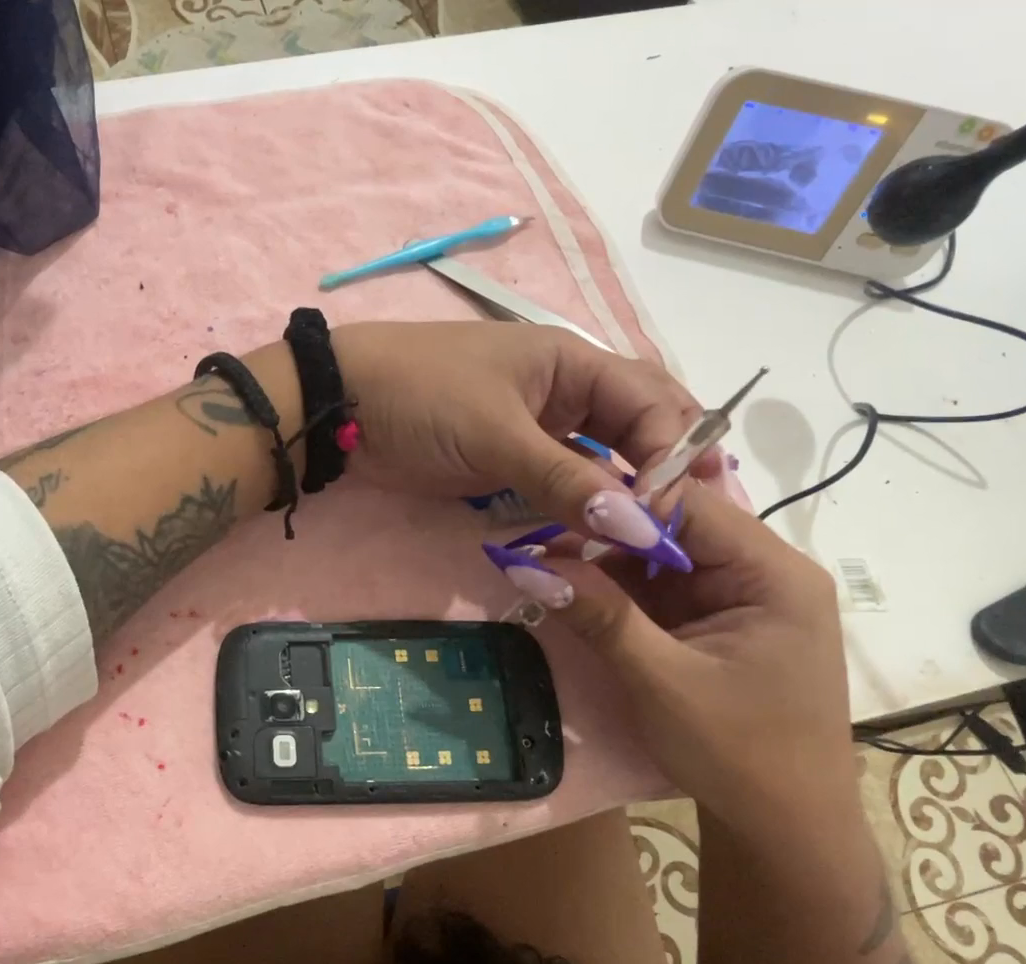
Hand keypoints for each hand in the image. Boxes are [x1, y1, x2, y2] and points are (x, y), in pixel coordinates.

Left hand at [332, 321, 721, 561]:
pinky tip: (600, 533)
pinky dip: (582, 503)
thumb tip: (642, 527)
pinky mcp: (507, 458)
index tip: (674, 511)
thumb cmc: (422, 397)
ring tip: (652, 538)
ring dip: (624, 494)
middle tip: (685, 527)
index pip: (653, 403)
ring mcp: (536, 426)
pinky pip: (561, 479)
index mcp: (574, 361)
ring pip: (600, 459)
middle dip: (663, 472)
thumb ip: (566, 480)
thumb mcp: (497, 435)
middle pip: (637, 429)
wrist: (340, 407)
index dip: (674, 454)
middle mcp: (566, 390)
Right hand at [502, 484, 853, 832]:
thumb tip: (524, 565)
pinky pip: (663, 590)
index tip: (554, 505)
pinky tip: (577, 593)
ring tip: (545, 566)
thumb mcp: (661, 680)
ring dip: (606, 564)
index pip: (690, 506)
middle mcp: (764, 573)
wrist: (785, 828)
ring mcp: (742, 598)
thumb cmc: (739, 753)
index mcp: (773, 574)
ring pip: (662, 558)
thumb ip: (599, 616)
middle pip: (675, 528)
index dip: (621, 501)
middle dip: (606, 534)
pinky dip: (620, 593)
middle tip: (536, 538)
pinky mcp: (720, 623)